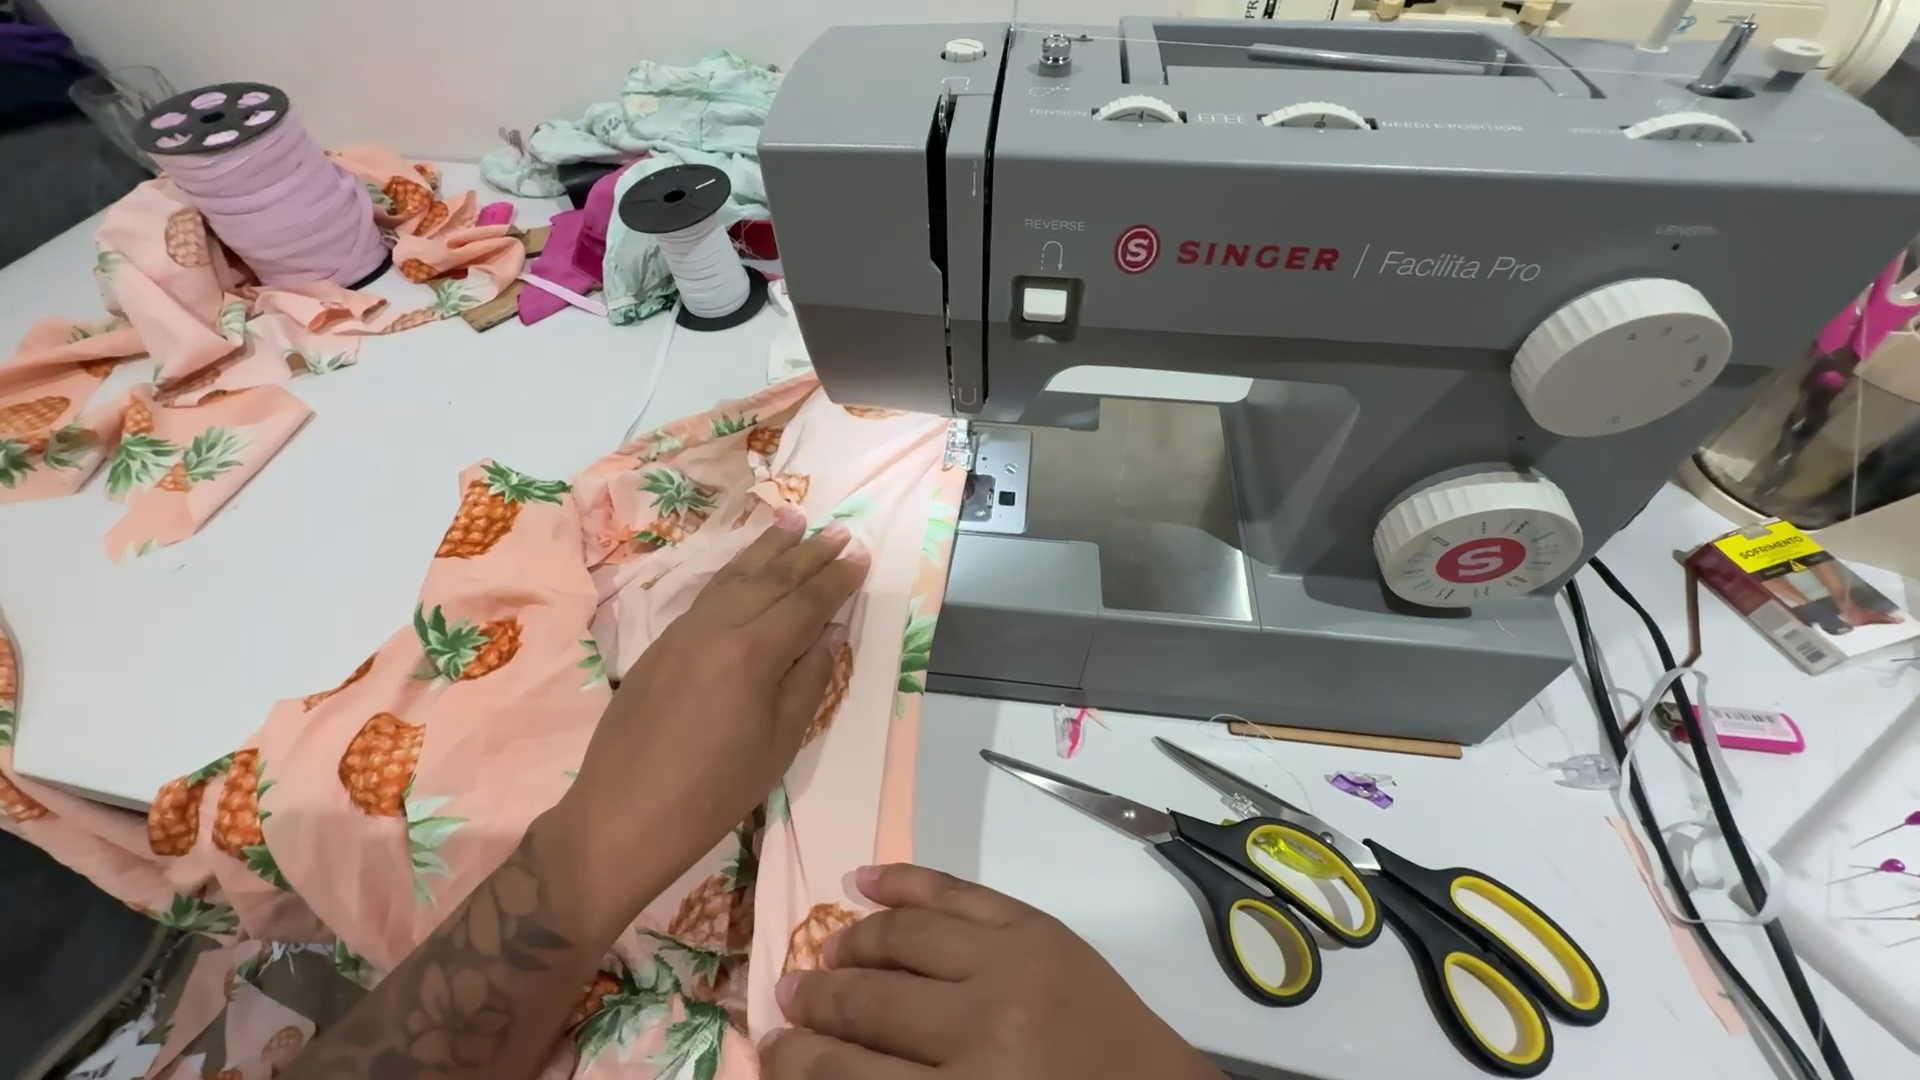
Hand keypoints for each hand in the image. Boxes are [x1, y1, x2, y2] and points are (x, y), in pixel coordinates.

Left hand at [556, 508, 868, 920]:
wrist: (622, 814)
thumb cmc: (714, 791)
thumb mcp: (779, 743)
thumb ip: (809, 680)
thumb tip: (833, 632)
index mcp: (753, 654)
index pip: (806, 603)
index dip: (836, 579)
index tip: (860, 554)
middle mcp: (718, 629)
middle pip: (771, 579)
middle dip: (808, 553)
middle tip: (838, 530)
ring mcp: (683, 631)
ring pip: (734, 576)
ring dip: (767, 547)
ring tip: (793, 520)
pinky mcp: (660, 643)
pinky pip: (707, 593)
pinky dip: (733, 570)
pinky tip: (744, 565)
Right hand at [763, 864, 1224, 1079]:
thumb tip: (820, 1065)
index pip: (849, 1077)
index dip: (799, 1062)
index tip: (768, 1049)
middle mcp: (980, 1030)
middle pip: (869, 1006)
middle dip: (816, 1004)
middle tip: (786, 998)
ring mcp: (1010, 964)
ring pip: (904, 939)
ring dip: (852, 944)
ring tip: (823, 951)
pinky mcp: (1035, 925)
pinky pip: (955, 891)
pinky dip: (905, 883)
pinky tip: (864, 881)